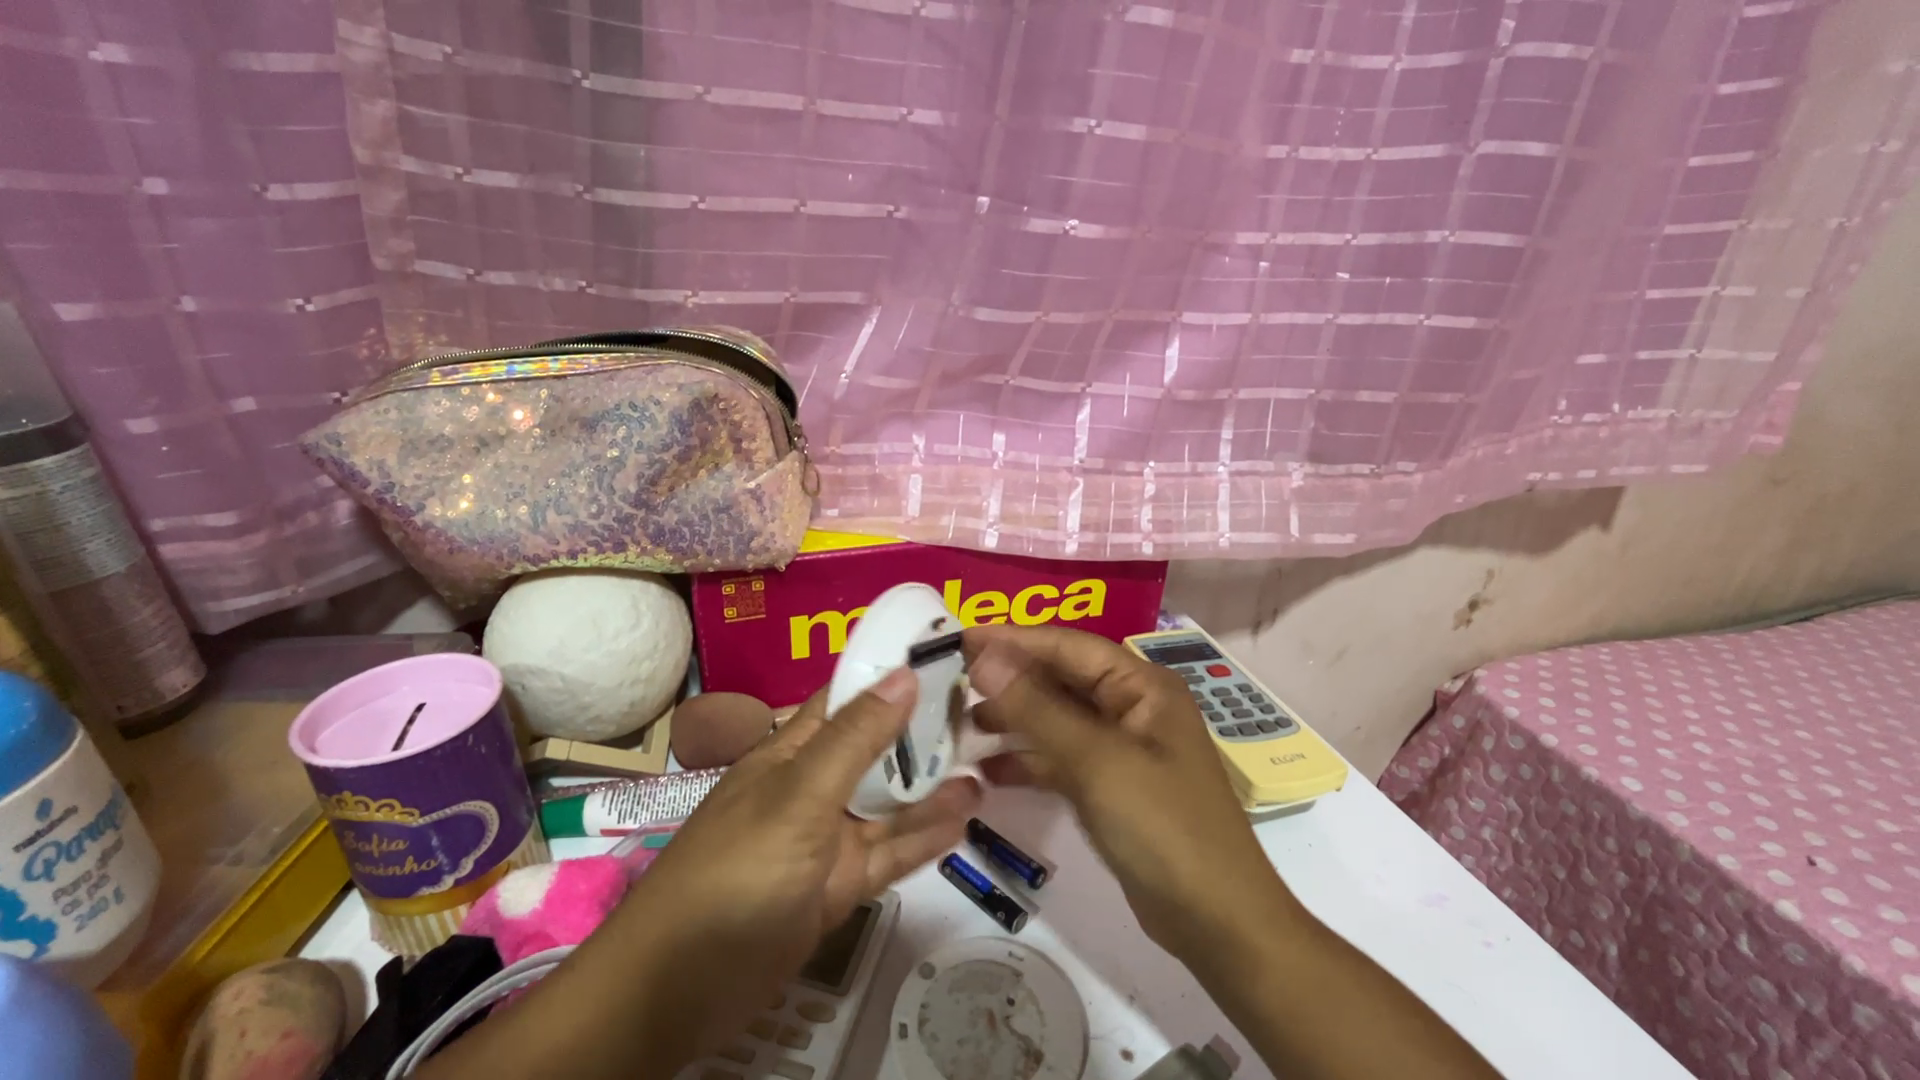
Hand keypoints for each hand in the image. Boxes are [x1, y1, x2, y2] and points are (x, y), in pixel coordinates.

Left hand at [612, 668, 981, 1061]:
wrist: (682, 984)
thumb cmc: (738, 870)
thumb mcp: (799, 795)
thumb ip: (855, 739)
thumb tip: (906, 674)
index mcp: (791, 753)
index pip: (846, 698)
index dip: (891, 676)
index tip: (948, 657)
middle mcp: (812, 788)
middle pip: (874, 750)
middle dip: (922, 732)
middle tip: (983, 714)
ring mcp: (826, 840)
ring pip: (887, 804)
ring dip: (931, 787)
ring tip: (986, 766)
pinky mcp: (839, 887)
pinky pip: (889, 853)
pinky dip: (924, 837)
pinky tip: (964, 819)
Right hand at [964, 625, 1290, 959]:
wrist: (1215, 918)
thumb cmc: (1162, 826)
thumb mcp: (1096, 760)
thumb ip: (1037, 707)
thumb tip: (985, 656)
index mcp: (1142, 687)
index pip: (1068, 646)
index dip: (1013, 639)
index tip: (958, 638)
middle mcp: (1134, 709)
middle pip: (1062, 680)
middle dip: (1009, 680)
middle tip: (950, 682)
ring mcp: (1124, 751)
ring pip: (1058, 721)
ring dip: (1013, 721)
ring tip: (959, 725)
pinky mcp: (1113, 789)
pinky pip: (1062, 761)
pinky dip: (1028, 762)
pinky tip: (986, 773)